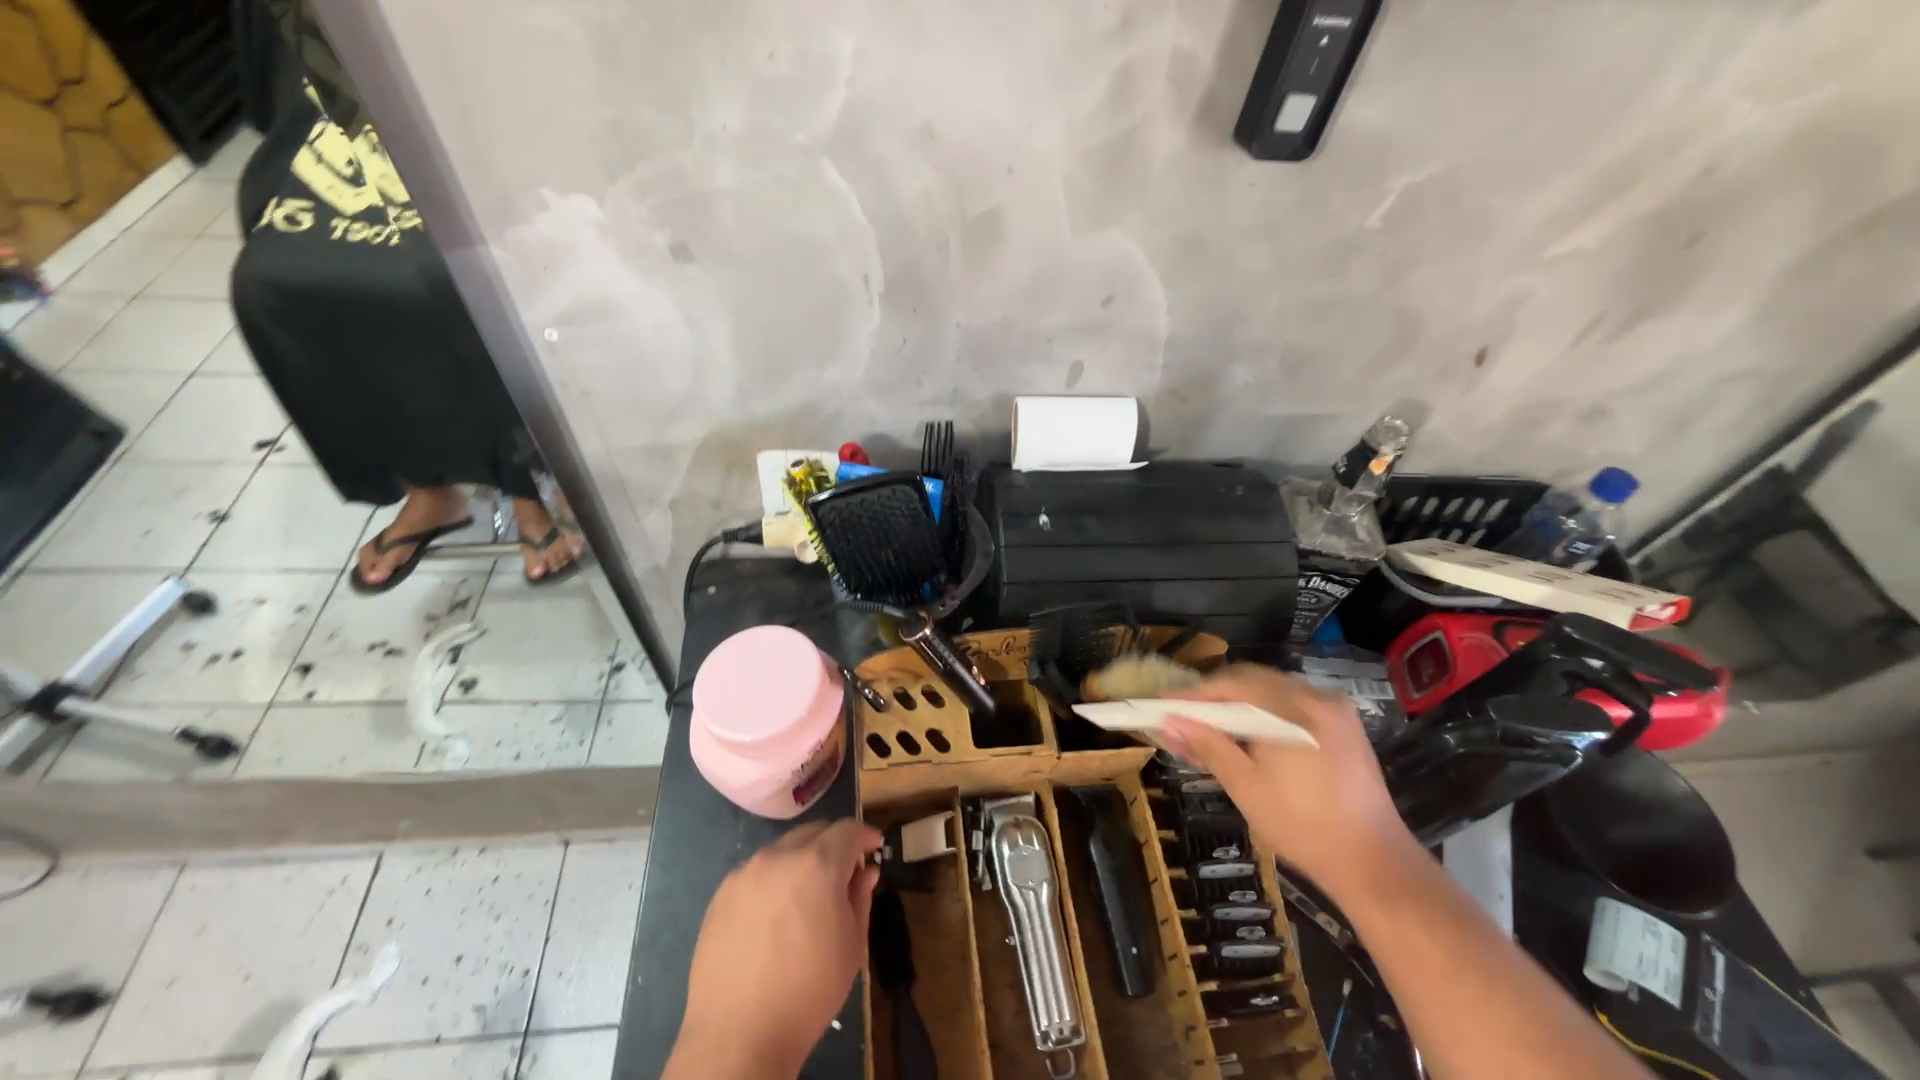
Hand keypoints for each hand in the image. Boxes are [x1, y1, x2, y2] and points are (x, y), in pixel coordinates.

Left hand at [670, 819, 881, 1077]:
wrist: (739, 1033)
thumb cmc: (809, 991)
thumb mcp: (851, 945)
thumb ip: (859, 898)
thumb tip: (865, 872)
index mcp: (817, 865)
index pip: (847, 830)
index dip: (865, 836)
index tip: (875, 847)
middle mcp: (777, 858)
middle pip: (812, 834)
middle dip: (833, 845)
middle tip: (845, 873)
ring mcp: (743, 875)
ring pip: (781, 853)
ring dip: (801, 862)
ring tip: (808, 898)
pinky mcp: (720, 896)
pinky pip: (755, 876)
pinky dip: (773, 882)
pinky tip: (775, 917)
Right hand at [1160, 664, 1413, 896]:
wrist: (1372, 861)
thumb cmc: (1302, 825)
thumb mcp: (1246, 786)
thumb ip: (1208, 745)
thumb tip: (1170, 722)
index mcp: (1295, 708)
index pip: (1232, 684)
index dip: (1193, 695)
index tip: (1161, 706)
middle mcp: (1318, 697)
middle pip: (1253, 681)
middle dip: (1213, 698)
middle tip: (1181, 718)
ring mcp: (1335, 710)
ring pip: (1272, 693)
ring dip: (1237, 707)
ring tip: (1208, 730)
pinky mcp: (1343, 727)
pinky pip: (1292, 707)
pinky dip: (1263, 716)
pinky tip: (1246, 739)